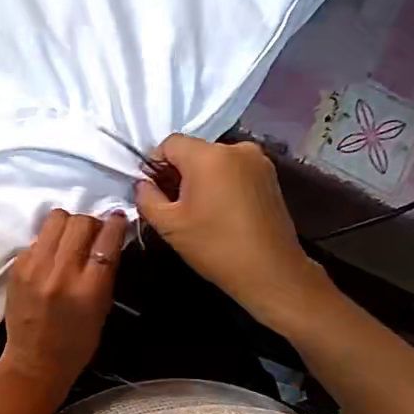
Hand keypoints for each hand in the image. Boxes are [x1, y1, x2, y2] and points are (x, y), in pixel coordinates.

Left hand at [0, 209, 126, 393]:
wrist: (34, 362)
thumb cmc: (76, 343)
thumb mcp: (102, 309)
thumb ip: (106, 272)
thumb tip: (110, 238)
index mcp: (88, 288)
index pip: (107, 239)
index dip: (116, 224)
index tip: (118, 219)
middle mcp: (60, 273)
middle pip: (81, 222)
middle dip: (92, 223)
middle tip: (93, 234)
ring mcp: (34, 268)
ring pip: (56, 219)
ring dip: (68, 224)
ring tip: (70, 240)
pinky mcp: (17, 268)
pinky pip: (37, 238)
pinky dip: (48, 242)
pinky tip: (50, 258)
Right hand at [136, 134, 324, 322]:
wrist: (269, 270)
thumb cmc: (214, 246)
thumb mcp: (169, 225)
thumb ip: (147, 198)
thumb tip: (143, 184)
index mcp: (208, 156)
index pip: (170, 143)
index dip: (155, 165)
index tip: (154, 192)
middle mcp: (236, 148)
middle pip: (194, 151)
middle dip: (179, 174)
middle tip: (174, 207)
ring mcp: (258, 161)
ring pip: (215, 162)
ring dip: (202, 180)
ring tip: (200, 213)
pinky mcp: (270, 176)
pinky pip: (234, 171)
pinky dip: (222, 185)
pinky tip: (221, 212)